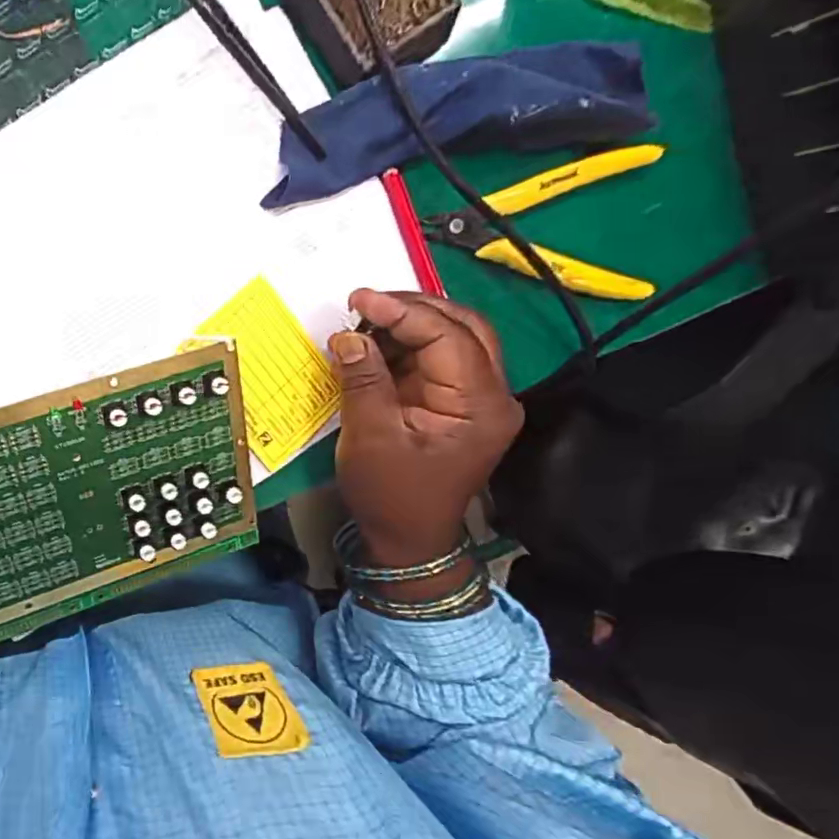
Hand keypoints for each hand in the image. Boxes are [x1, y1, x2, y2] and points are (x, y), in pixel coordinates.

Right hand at [328, 290, 522, 581]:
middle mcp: (490, 395)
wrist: (405, 538)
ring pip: (453, 338)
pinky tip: (373, 344)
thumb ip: (363, 381)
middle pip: (463, 328)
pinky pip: (435, 360)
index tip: (358, 300)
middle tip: (363, 303)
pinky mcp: (455, 404)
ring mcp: (475, 399)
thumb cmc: (389, 493)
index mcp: (479, 405)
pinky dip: (404, 346)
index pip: (449, 337)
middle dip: (413, 309)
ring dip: (409, 324)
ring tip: (363, 320)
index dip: (403, 312)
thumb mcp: (370, 436)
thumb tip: (347, 336)